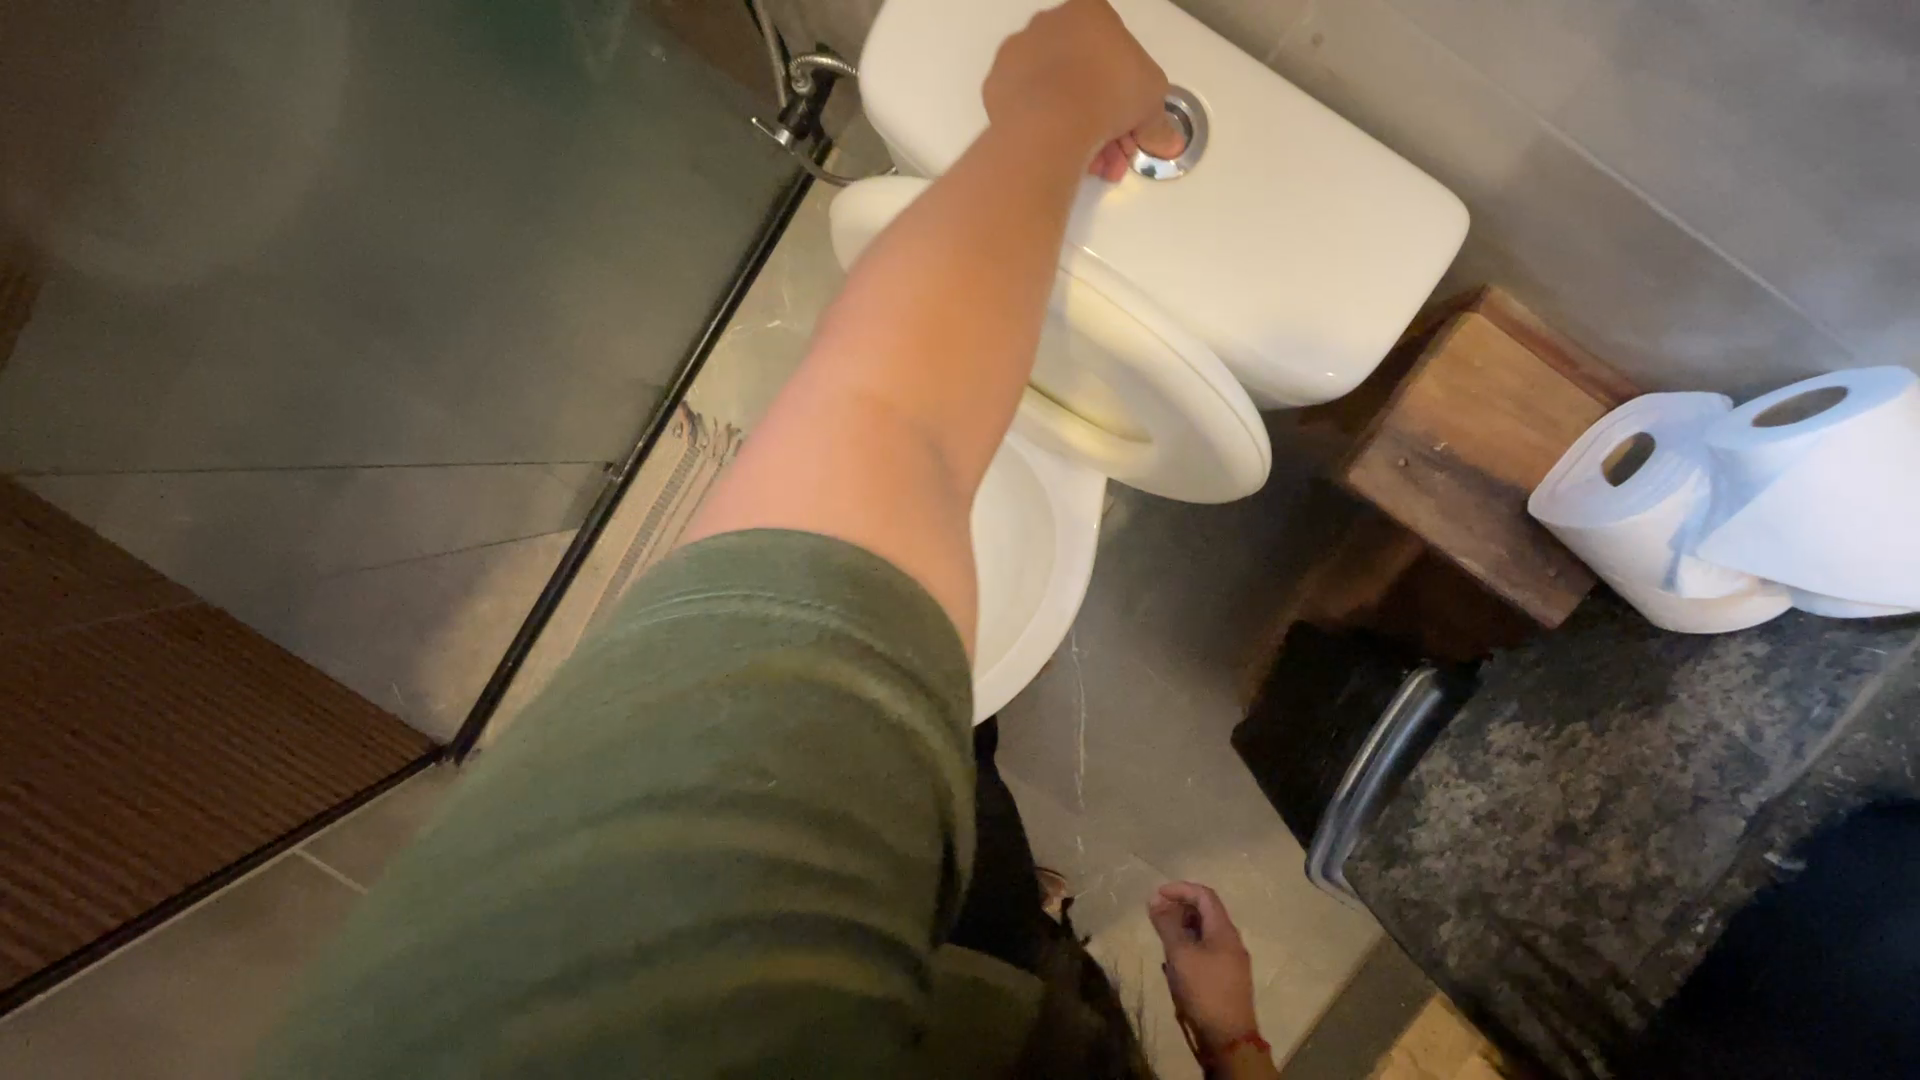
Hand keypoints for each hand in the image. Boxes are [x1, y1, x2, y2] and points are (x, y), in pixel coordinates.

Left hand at [982, 0, 1170, 180]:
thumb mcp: (1151, 103)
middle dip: (1101, 119)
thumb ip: (1158, 120)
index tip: (1128, 125)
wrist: (1051, 121)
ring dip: (1075, 130)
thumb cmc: (1109, 93)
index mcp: (1088, 11)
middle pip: (1081, 75)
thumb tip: (1170, 143)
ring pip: (1052, 95)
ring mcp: (1016, 53)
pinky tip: (1059, 156)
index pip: (1111, 49)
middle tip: (1111, 154)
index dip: (1124, 92)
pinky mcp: (994, 87)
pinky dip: (1042, 131)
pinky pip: (1026, 111)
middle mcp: (1047, 23)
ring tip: (1090, 167)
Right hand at [1149, 881, 1261, 1058]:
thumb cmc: (1205, 990)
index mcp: (1224, 930)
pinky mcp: (1227, 977)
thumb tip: (1154, 899)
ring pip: (1205, 932)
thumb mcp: (1180, 954)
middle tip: (1157, 915)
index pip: (1204, 895)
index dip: (1180, 889)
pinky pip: (1207, 949)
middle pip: (1206, 912)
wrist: (1230, 1039)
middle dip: (1179, 908)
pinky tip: (1175, 960)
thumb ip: (1167, 924)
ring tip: (1163, 937)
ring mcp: (1231, 960)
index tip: (1157, 895)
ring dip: (1183, 927)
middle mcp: (1231, 940)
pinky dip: (1189, 945)